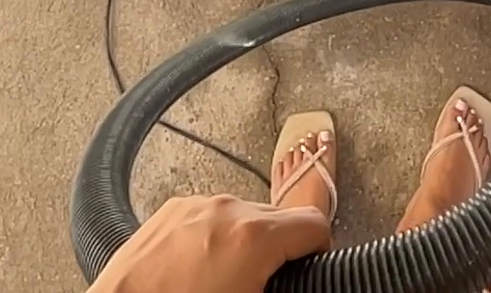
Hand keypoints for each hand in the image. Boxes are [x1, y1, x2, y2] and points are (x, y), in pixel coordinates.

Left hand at [87, 195, 329, 292]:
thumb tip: (292, 279)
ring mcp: (197, 205)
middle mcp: (228, 210)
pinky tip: (197, 271)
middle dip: (278, 250)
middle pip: (277, 218)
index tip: (311, 267)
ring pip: (242, 217)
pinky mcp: (172, 209)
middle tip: (264, 285)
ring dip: (244, 243)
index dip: (319, 250)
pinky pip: (209, 216)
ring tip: (223, 281)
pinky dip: (213, 238)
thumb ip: (282, 285)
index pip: (314, 223)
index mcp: (254, 237)